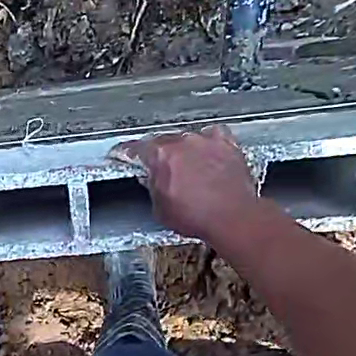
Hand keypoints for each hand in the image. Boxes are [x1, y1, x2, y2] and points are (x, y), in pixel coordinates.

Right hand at [108, 126, 274, 242]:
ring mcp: (206, 141)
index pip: (135, 148)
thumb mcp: (161, 210)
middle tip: (161, 171)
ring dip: (185, 151)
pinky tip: (209, 156)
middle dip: (159, 155)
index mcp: (160, 155)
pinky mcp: (227, 146)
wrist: (233, 217)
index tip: (122, 154)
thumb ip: (152, 188)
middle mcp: (183, 142)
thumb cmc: (200, 216)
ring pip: (188, 139)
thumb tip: (151, 182)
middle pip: (163, 141)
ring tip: (188, 169)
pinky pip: (214, 138)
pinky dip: (209, 145)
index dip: (125, 153)